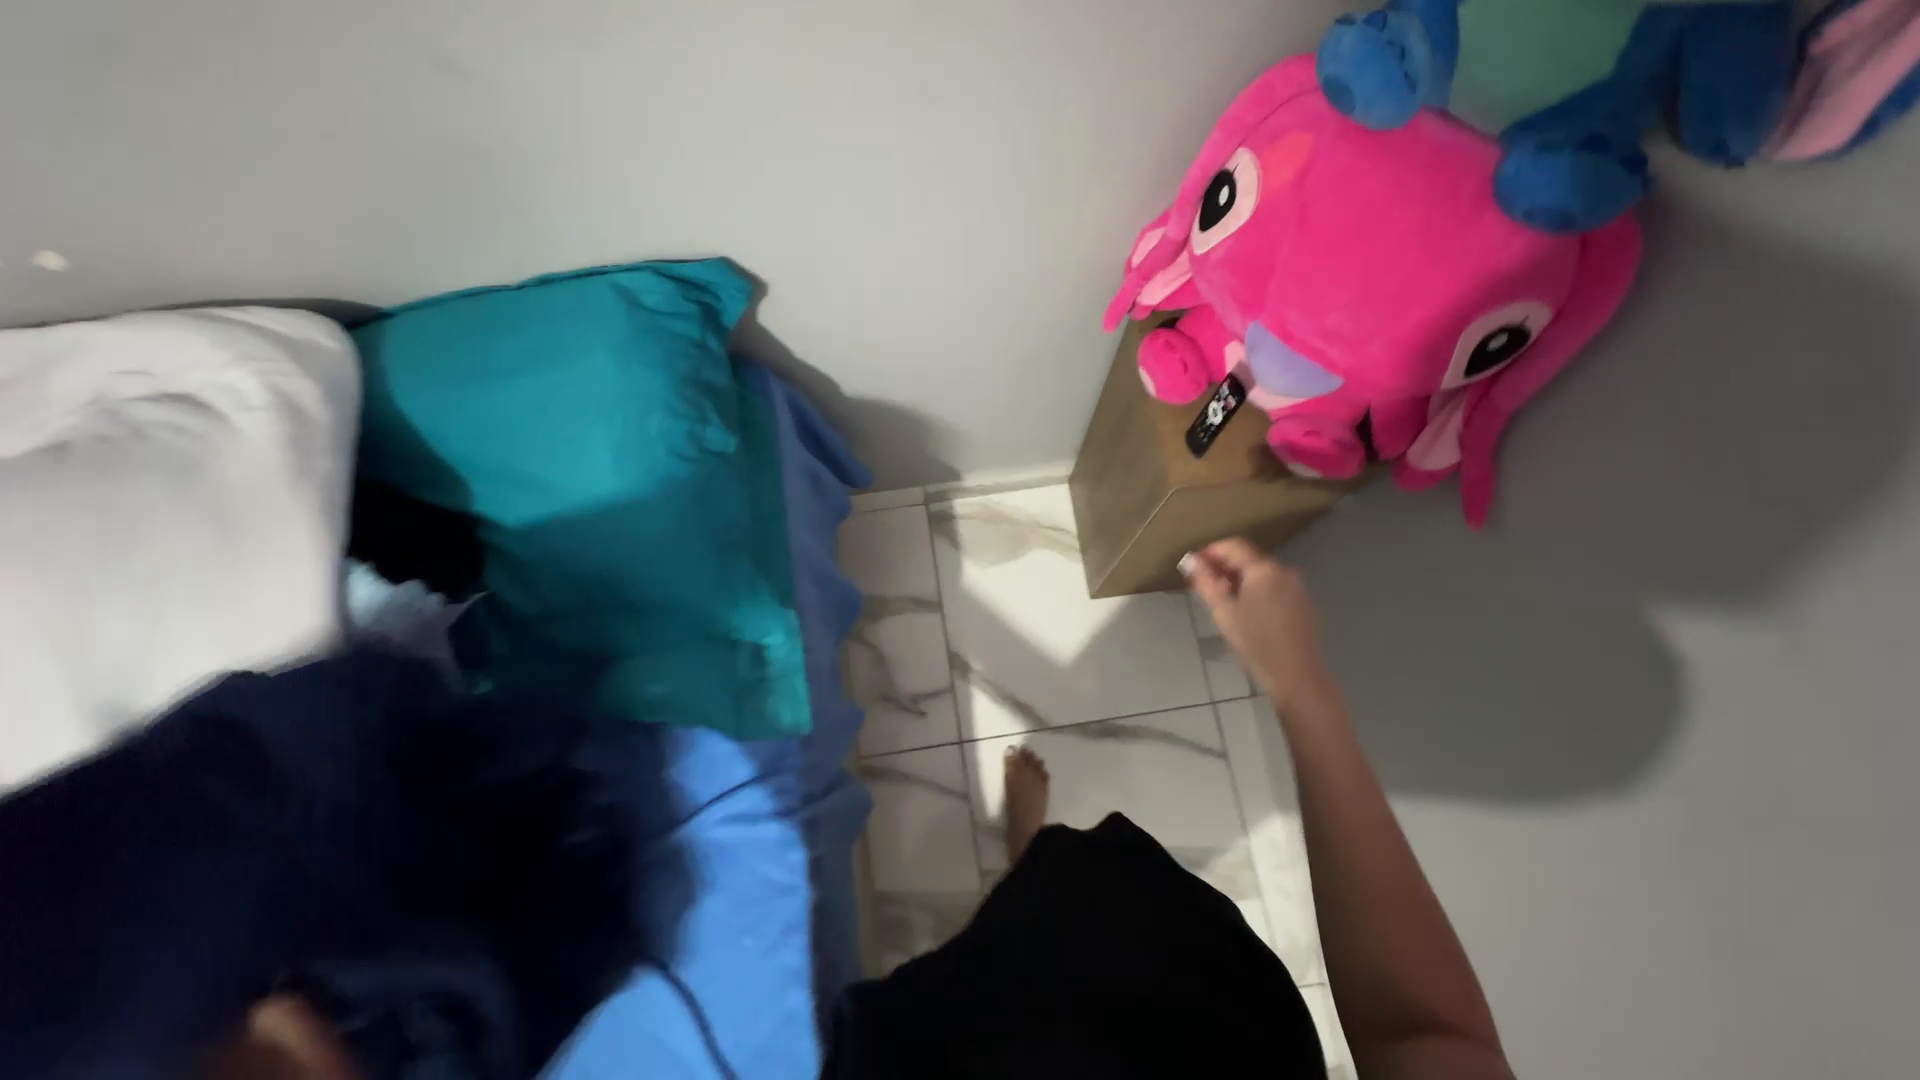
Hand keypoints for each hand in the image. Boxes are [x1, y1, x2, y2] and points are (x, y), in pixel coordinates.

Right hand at [1182, 539, 1336, 713]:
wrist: (1297, 676)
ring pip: (1261, 575)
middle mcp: (1284, 571)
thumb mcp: (1224, 612)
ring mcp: (1297, 588)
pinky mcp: (1303, 604)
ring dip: (1238, 581)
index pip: (1233, 546)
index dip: (1210, 552)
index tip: (1192, 567)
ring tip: (1221, 602)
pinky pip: (1273, 588)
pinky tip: (1245, 613)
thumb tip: (1191, 562)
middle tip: (1202, 586)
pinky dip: (1255, 592)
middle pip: (1248, 560)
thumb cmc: (1256, 643)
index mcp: (1265, 569)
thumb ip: (1206, 582)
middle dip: (1223, 569)